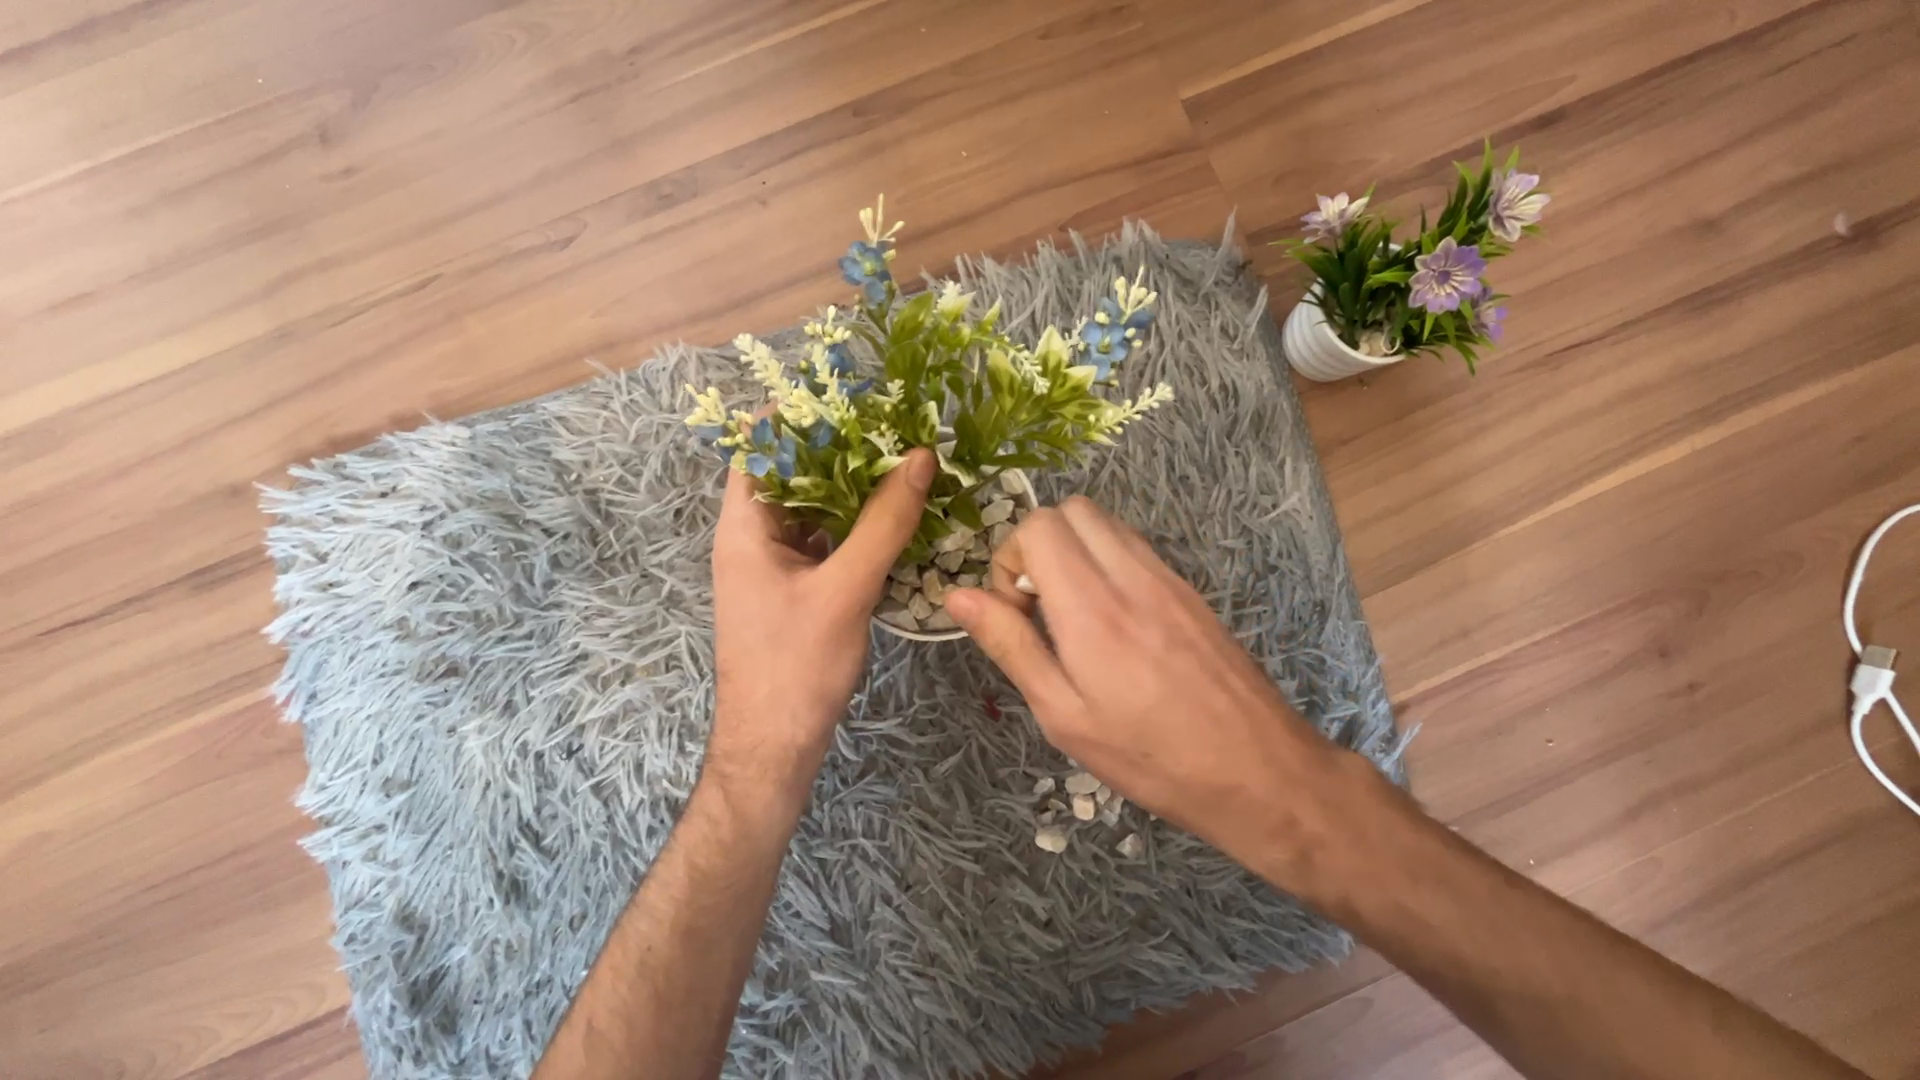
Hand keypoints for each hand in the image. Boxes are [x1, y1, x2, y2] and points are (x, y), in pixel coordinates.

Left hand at [706, 448, 935, 803]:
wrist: (775, 745)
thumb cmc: (797, 665)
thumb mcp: (846, 589)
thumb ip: (884, 523)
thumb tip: (921, 458)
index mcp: (743, 528)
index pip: (757, 448)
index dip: (797, 416)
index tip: (852, 397)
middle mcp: (752, 539)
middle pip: (790, 474)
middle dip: (839, 449)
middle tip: (896, 428)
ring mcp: (773, 566)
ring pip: (812, 510)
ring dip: (852, 489)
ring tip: (904, 463)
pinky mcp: (795, 590)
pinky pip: (824, 542)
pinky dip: (854, 527)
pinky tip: (895, 518)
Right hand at [944, 496, 1372, 890]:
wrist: (1259, 771)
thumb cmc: (1150, 757)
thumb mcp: (1064, 715)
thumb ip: (1010, 645)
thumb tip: (957, 596)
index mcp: (1092, 607)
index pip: (1039, 525)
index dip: (1009, 558)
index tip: (1015, 613)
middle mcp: (1132, 576)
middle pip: (1071, 510)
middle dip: (1038, 545)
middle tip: (1039, 607)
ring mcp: (1169, 578)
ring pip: (1106, 524)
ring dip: (1074, 552)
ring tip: (1073, 617)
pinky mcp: (1190, 591)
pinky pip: (1136, 548)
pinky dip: (1108, 564)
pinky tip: (1112, 625)